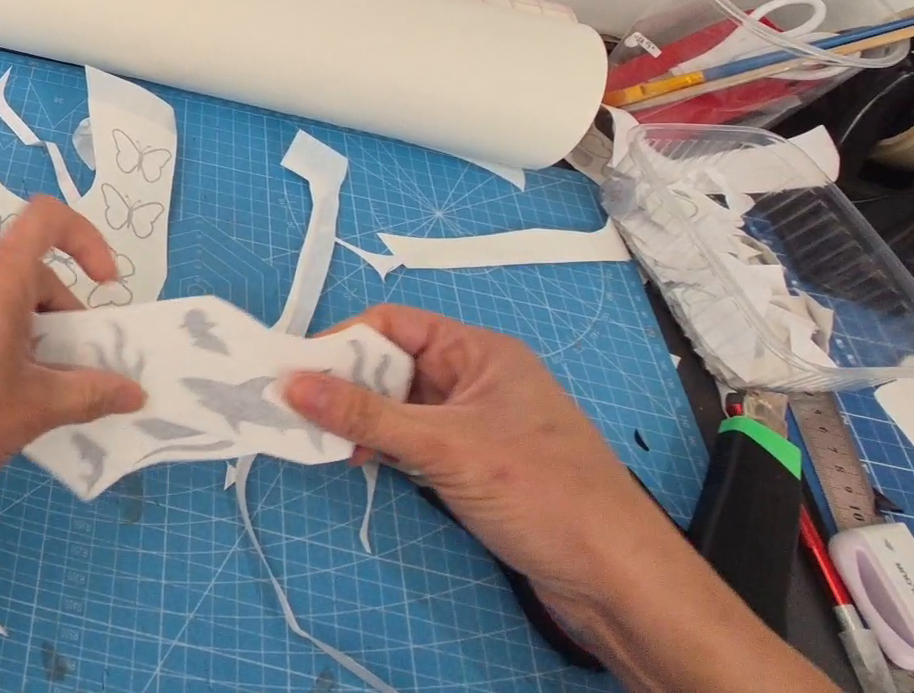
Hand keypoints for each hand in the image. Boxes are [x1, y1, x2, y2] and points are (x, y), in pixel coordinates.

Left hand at [0, 197, 145, 571]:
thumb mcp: (32, 411)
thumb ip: (89, 393)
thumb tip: (133, 392)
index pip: (46, 219)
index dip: (85, 239)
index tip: (104, 287)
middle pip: (22, 274)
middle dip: (57, 316)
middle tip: (65, 375)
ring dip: (18, 334)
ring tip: (18, 395)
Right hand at [280, 305, 677, 624]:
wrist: (622, 587)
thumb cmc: (541, 494)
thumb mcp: (444, 448)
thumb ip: (364, 414)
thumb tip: (291, 385)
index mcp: (478, 352)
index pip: (392, 325)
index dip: (342, 340)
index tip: (298, 369)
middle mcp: (473, 378)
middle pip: (390, 363)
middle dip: (345, 383)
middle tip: (298, 407)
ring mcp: (472, 420)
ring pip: (396, 402)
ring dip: (359, 416)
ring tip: (321, 437)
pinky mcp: (471, 459)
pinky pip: (409, 435)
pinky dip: (379, 442)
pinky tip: (355, 457)